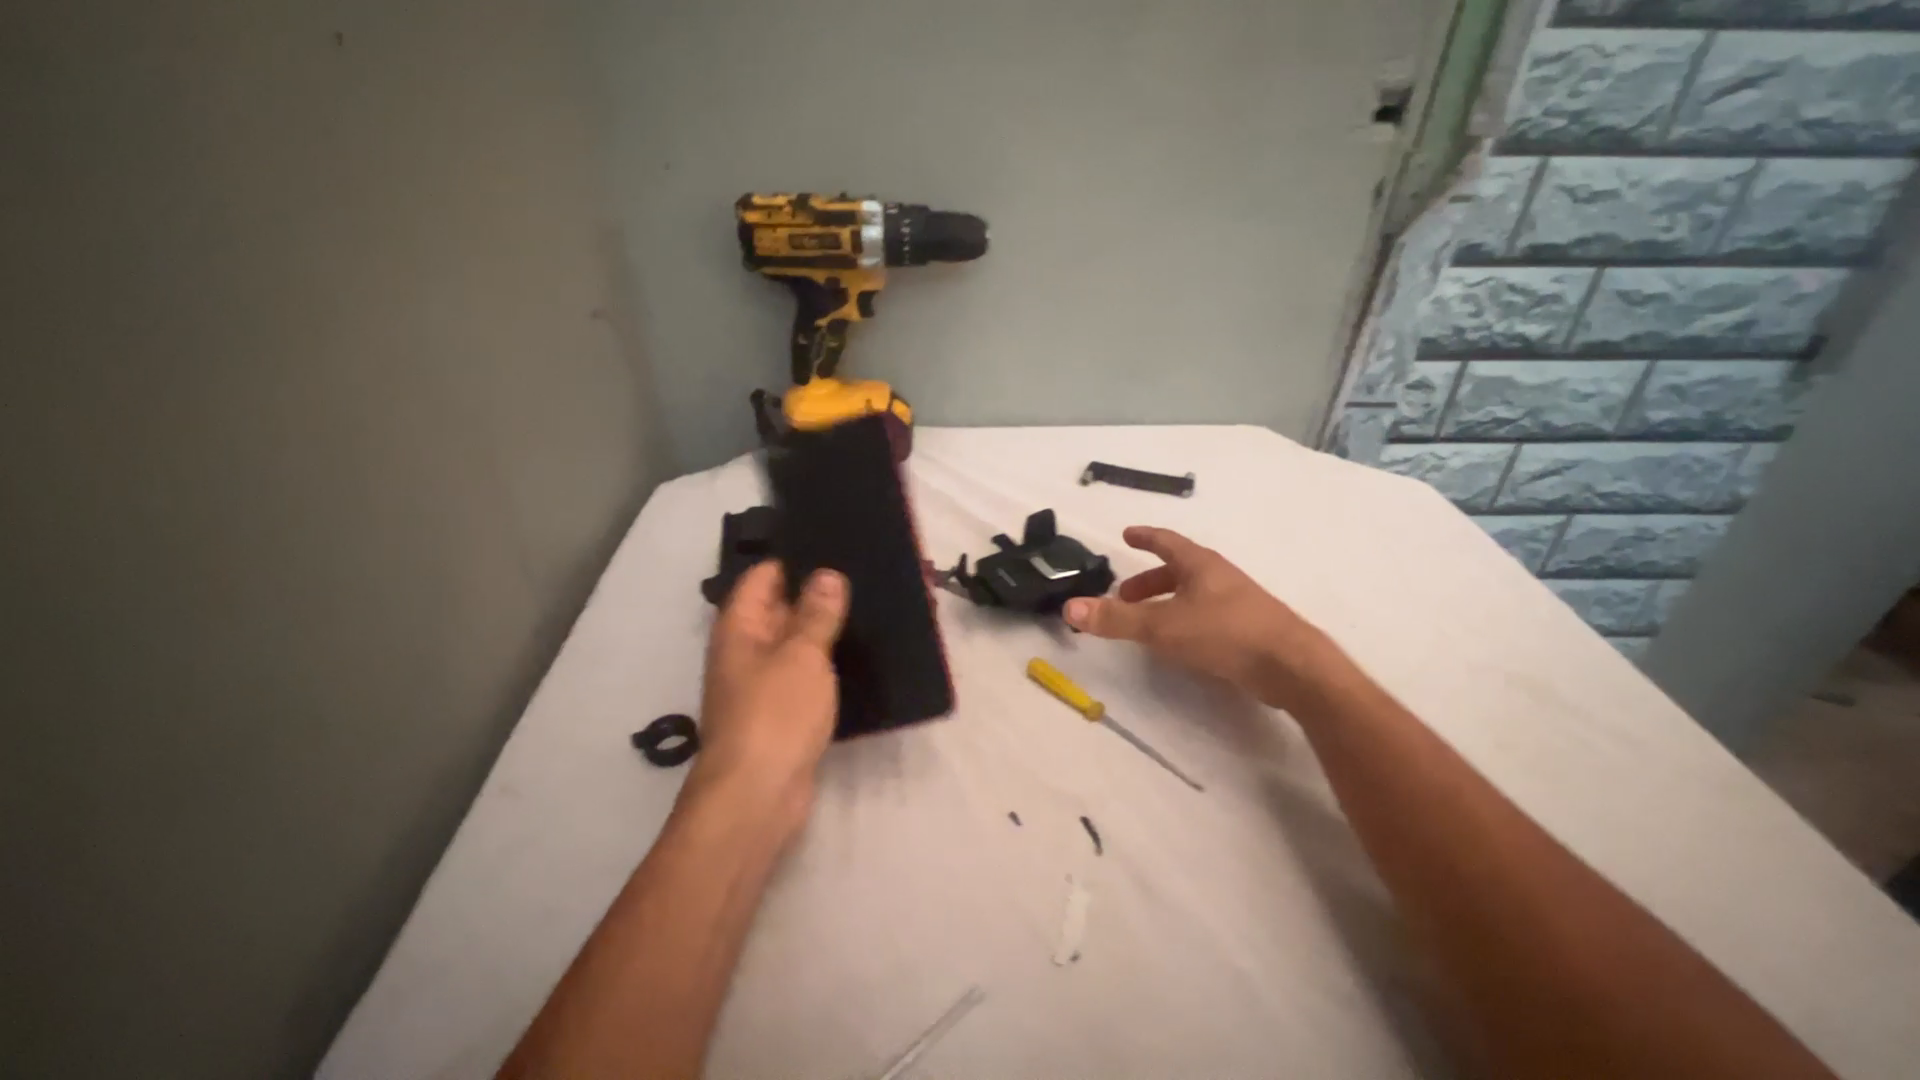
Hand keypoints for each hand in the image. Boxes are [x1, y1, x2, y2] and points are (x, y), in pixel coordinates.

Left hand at [690, 561, 848, 838]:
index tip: (839, 546)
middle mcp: (748, 651)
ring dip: (831, 634)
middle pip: (783, 610)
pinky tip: (868, 660)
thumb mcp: (800, 655)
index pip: (763, 576)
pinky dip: (833, 669)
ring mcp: (766, 686)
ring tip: (879, 612)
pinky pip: (811, 679)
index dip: (796, 559)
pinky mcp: (786, 716)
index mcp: (740, 627)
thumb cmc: (774, 715)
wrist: (758, 796)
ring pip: (801, 647)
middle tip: (872, 577)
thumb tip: (826, 574)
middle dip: (822, 595)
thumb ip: (815, 614)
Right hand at [1063, 527, 1330, 711]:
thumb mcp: (1162, 626)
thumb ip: (1116, 619)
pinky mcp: (1246, 629)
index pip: (1166, 541)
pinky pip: (1206, 615)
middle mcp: (1219, 576)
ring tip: (1146, 623)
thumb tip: (1070, 607)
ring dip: (1167, 602)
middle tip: (1124, 595)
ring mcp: (1236, 602)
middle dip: (1149, 580)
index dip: (1145, 537)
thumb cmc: (1224, 633)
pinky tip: (1179, 643)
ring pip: (1193, 594)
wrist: (1290, 665)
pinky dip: (1184, 620)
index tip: (1126, 534)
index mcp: (1200, 564)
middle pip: (1179, 569)